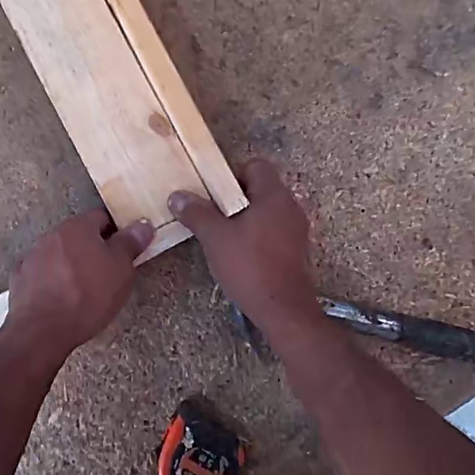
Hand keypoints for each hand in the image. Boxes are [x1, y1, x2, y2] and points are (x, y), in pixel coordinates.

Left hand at [0, 209, 154, 359]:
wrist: (43, 329)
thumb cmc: (86, 297)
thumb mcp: (120, 270)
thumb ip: (130, 244)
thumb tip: (141, 226)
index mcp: (77, 227)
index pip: (101, 218)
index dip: (117, 231)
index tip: (125, 248)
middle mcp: (51, 236)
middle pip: (78, 236)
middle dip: (93, 249)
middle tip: (108, 271)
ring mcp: (33, 257)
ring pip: (59, 255)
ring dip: (71, 265)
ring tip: (85, 290)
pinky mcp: (21, 279)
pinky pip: (43, 274)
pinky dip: (53, 281)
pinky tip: (63, 299)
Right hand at [168, 160, 321, 337]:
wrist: (281, 308)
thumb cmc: (249, 266)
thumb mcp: (214, 237)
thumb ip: (196, 213)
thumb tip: (178, 196)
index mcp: (274, 196)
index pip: (256, 166)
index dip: (231, 174)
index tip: (212, 192)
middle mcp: (290, 206)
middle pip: (260, 188)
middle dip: (233, 197)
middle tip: (210, 212)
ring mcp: (296, 229)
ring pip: (265, 210)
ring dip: (243, 216)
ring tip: (221, 233)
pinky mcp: (295, 249)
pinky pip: (272, 229)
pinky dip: (255, 233)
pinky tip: (238, 251)